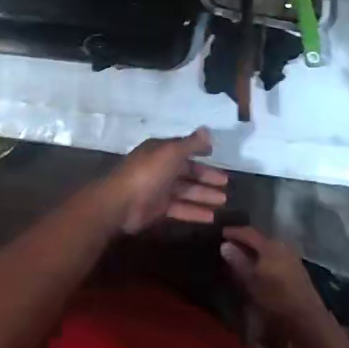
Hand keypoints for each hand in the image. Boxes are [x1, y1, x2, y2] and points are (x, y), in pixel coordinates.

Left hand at [103, 128, 229, 232]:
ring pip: (186, 191)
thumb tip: (207, 130)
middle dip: (206, 177)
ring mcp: (159, 189)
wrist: (122, 202)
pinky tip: (211, 217)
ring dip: (204, 195)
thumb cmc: (148, 172)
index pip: (183, 149)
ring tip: (224, 201)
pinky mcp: (158, 209)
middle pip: (187, 172)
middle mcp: (160, 168)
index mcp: (161, 151)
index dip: (199, 151)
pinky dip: (195, 212)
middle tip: (227, 183)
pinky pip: (180, 209)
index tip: (215, 154)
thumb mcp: (171, 152)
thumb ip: (191, 143)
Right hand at [221, 226, 325, 330]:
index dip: (234, 231)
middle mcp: (283, 246)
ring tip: (243, 257)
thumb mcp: (251, 281)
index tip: (221, 232)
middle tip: (230, 245)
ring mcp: (292, 257)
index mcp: (270, 246)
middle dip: (245, 241)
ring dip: (255, 251)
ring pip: (269, 249)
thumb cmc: (276, 299)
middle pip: (260, 239)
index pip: (249, 232)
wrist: (307, 319)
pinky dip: (265, 259)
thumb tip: (225, 245)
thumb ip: (238, 261)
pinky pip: (276, 257)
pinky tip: (260, 268)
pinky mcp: (298, 270)